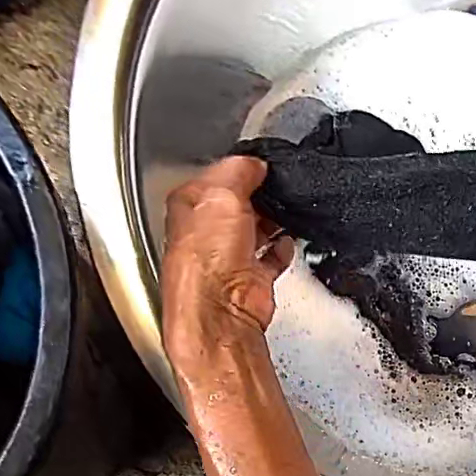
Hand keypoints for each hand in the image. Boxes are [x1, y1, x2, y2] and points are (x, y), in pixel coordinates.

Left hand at [161, 157, 295, 375]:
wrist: (221, 312)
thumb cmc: (206, 262)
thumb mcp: (222, 193)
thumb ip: (239, 171)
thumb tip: (253, 164)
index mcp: (188, 209)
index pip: (214, 179)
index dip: (237, 170)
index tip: (257, 166)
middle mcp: (205, 237)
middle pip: (235, 206)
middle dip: (256, 197)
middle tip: (272, 189)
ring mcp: (228, 261)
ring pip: (253, 231)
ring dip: (270, 222)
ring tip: (284, 212)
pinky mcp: (250, 281)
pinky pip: (270, 259)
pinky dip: (281, 250)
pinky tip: (286, 242)